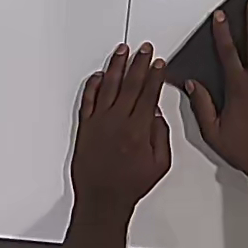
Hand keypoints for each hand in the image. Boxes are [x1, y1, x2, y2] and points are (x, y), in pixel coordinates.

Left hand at [70, 42, 171, 225]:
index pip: (149, 93)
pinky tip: (100, 74)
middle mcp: (118, 121)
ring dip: (117, 66)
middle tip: (145, 49)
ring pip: (110, 85)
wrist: (102, 199)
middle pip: (131, 84)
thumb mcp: (160, 164)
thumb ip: (161, 136)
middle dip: (140, 63)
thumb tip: (157, 115)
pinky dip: (94, 84)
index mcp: (138, 129)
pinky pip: (89, 99)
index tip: (159, 63)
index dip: (155, 75)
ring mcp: (100, 121)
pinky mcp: (86, 126)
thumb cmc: (129, 185)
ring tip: (122, 51)